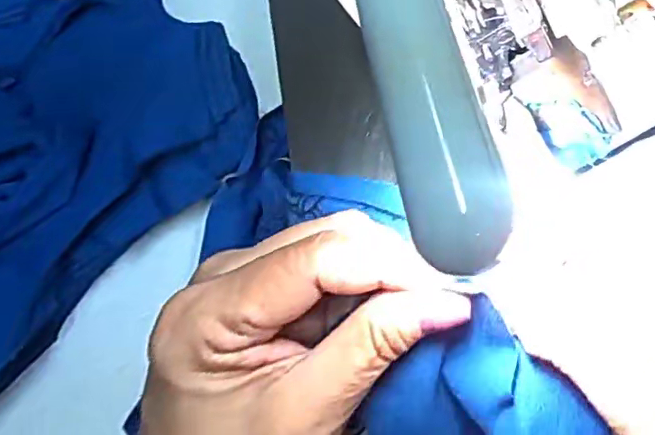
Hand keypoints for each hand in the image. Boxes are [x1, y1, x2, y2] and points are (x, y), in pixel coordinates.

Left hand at [142, 211, 472, 434]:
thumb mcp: (305, 418)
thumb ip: (371, 348)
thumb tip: (447, 301)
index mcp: (206, 312)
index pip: (316, 256)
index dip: (386, 266)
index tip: (443, 291)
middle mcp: (218, 275)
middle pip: (326, 237)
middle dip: (390, 263)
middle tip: (440, 297)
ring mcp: (239, 273)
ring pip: (333, 238)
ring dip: (383, 267)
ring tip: (420, 300)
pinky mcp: (262, 281)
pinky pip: (328, 257)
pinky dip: (366, 277)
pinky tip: (390, 301)